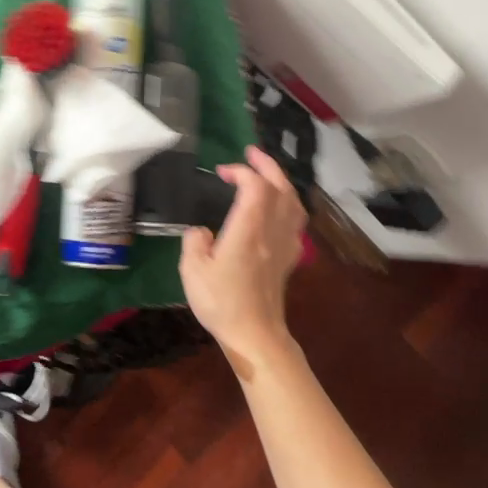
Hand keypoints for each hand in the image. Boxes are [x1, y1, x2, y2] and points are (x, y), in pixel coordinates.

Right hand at [180, 145, 307, 356]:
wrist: (253, 333)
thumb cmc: (220, 302)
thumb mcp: (191, 270)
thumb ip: (194, 242)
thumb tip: (202, 231)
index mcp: (247, 230)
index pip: (255, 186)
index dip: (241, 171)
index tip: (222, 172)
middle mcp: (271, 231)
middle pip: (280, 188)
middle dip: (267, 166)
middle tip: (251, 154)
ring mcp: (284, 244)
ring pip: (293, 202)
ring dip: (281, 183)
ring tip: (267, 175)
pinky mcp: (289, 258)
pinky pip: (295, 221)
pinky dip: (288, 205)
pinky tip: (278, 210)